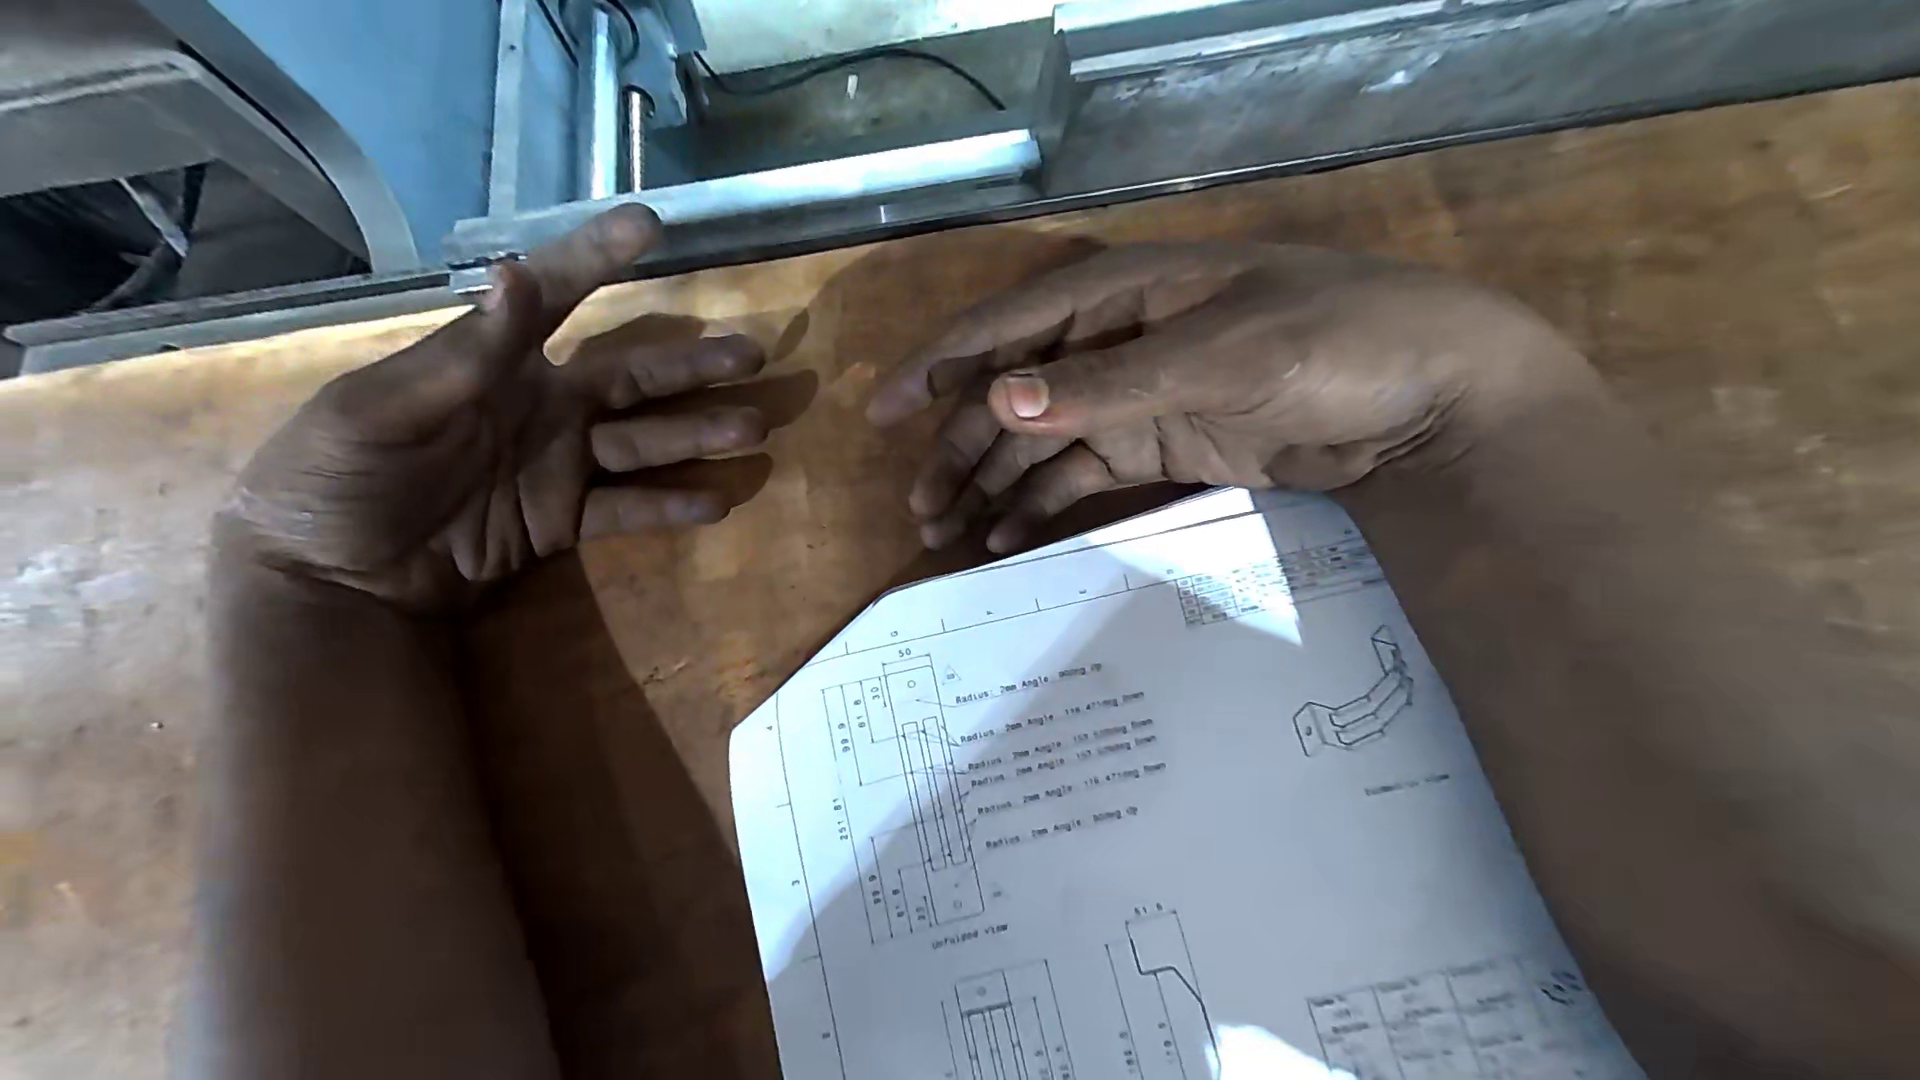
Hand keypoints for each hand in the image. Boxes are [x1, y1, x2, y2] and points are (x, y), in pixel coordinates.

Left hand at [218, 206, 767, 609]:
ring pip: (646, 443)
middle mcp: (544, 408)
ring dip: (700, 435)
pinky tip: (716, 505)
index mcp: (496, 366)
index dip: (600, 258)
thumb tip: (517, 274)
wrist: (331, 580)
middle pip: (634, 379)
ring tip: (754, 429)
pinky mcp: (567, 521)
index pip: (557, 297)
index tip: (650, 225)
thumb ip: (462, 355)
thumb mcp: (379, 410)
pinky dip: (671, 508)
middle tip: (752, 357)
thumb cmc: (335, 479)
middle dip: (693, 365)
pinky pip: (629, 511)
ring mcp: (562, 466)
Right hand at [867, 242, 1595, 551]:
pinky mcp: (1150, 448)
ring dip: (990, 485)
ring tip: (947, 532)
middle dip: (958, 449)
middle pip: (1009, 396)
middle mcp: (1110, 344)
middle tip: (919, 506)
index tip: (883, 413)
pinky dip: (1039, 505)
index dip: (939, 367)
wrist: (1424, 402)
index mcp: (1118, 296)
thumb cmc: (1332, 345)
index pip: (1006, 329)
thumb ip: (1107, 382)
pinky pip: (1075, 477)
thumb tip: (999, 399)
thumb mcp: (1218, 358)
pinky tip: (1007, 538)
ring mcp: (1128, 399)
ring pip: (1035, 442)